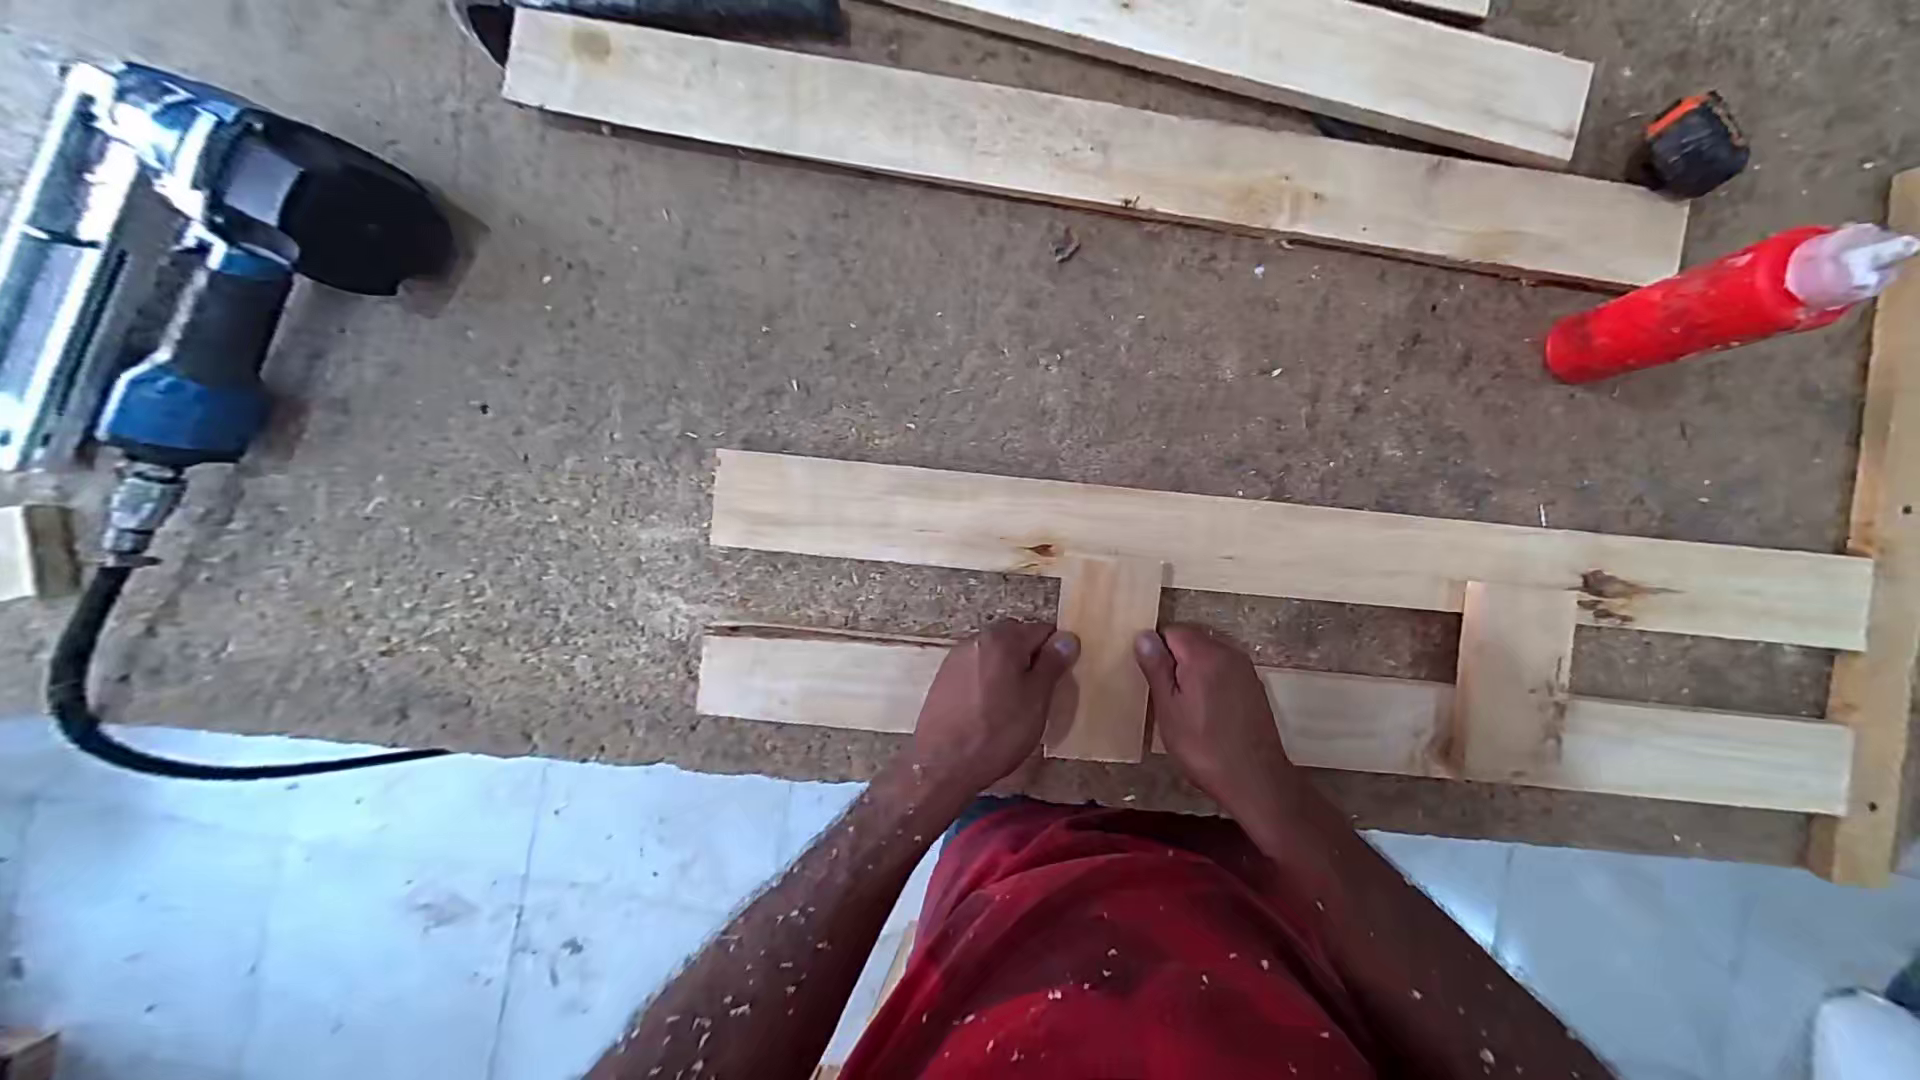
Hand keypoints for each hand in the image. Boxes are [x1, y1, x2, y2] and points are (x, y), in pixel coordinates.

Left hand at [907, 620, 1078, 796]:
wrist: (943, 764)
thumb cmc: (998, 732)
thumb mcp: (1036, 699)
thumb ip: (1052, 664)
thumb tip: (1067, 638)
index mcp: (1002, 639)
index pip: (1042, 629)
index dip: (1056, 651)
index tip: (1060, 677)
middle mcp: (977, 640)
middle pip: (1015, 638)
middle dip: (1031, 658)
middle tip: (1040, 693)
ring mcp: (956, 658)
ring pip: (994, 655)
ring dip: (1008, 670)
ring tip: (1015, 704)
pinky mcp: (943, 678)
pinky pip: (976, 669)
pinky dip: (988, 681)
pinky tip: (990, 709)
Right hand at [1135, 624, 1296, 812]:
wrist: (1255, 780)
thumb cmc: (1203, 746)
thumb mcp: (1168, 709)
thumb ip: (1156, 668)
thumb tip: (1143, 635)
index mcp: (1204, 654)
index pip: (1170, 631)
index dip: (1157, 653)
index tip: (1154, 682)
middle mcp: (1228, 653)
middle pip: (1190, 640)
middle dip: (1174, 660)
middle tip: (1167, 696)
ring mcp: (1244, 669)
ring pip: (1207, 655)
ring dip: (1192, 671)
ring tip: (1186, 706)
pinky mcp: (1254, 686)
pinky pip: (1222, 670)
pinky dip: (1210, 681)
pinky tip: (1207, 711)